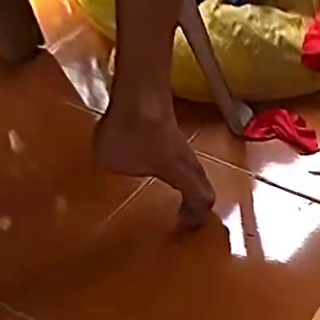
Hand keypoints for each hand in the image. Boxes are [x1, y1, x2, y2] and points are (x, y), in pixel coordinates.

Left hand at [94, 94, 215, 230]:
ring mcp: (183, 146)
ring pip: (193, 173)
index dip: (196, 218)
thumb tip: (122, 170)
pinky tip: (154, 162)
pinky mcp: (170, 130)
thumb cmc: (133, 134)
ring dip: (187, 184)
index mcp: (186, 180)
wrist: (139, 94)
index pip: (201, 204)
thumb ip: (122, 173)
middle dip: (197, 203)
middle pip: (203, 189)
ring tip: (174, 191)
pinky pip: (177, 156)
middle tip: (187, 212)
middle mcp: (191, 166)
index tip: (185, 225)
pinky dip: (172, 166)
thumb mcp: (116, 163)